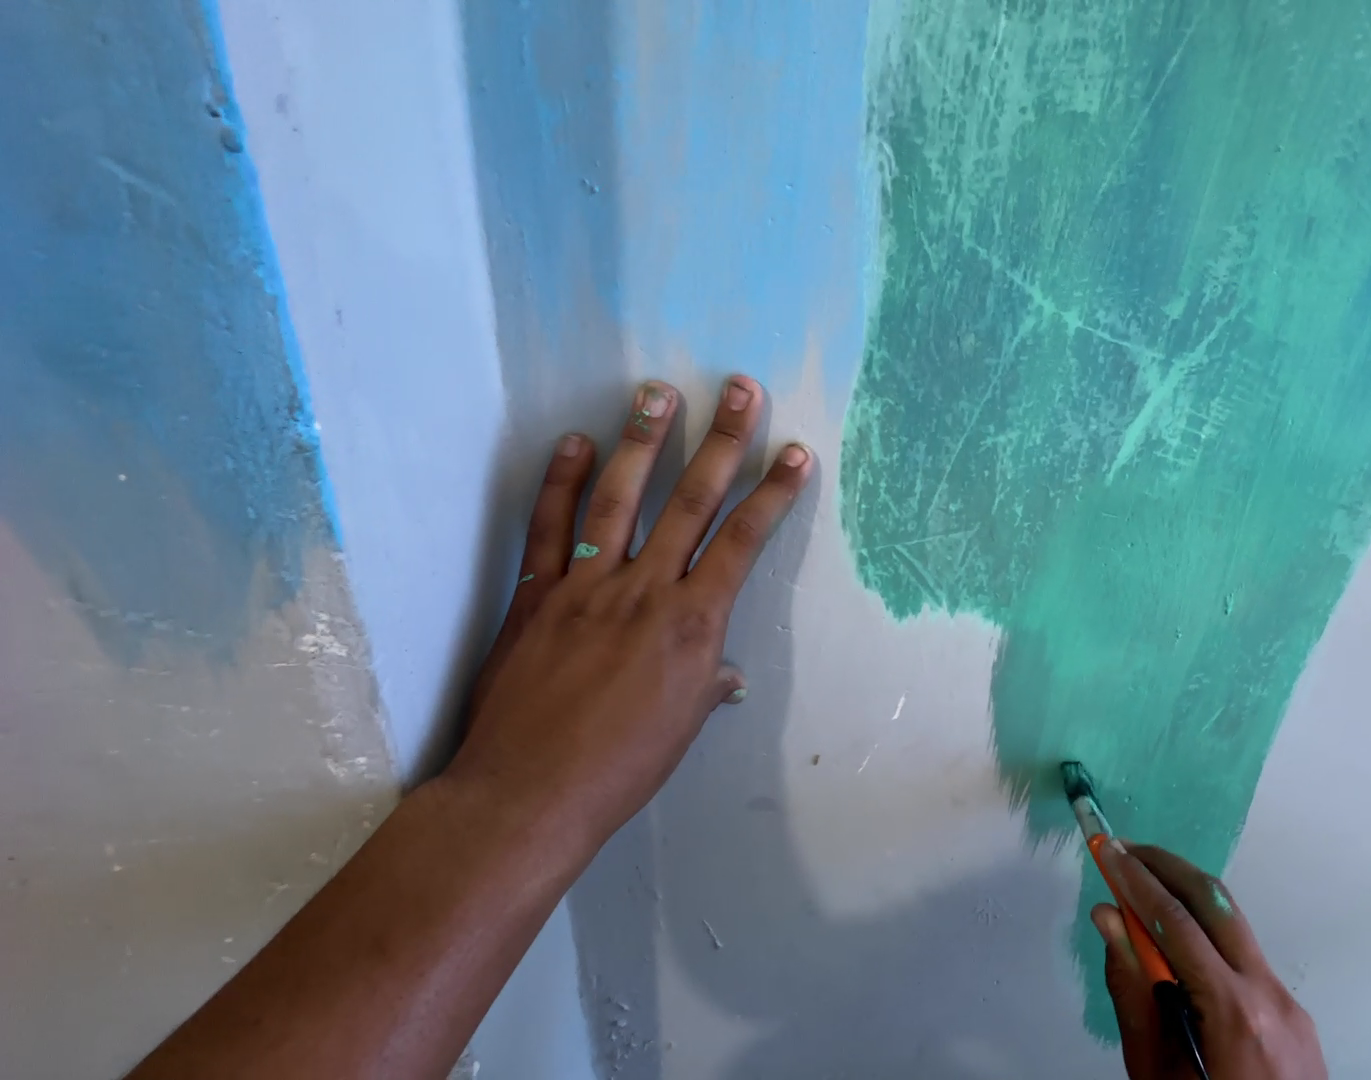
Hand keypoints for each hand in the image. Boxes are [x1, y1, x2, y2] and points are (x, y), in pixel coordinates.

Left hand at [444, 375, 813, 847]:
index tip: (794, 452)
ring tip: (656, 392)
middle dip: (722, 442)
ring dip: (642, 442)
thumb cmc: (623, 767)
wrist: (530, 795)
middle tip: (739, 390)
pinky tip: (573, 442)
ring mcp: (586, 586)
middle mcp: (646, 591)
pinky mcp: (535, 594)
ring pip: (620, 499)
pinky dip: (559, 482)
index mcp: (694, 624)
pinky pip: (549, 528)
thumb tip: (725, 670)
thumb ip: (708, 681)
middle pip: (691, 503)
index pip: (742, 542)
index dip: (772, 493)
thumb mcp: (684, 724)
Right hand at [1094, 844, 1327, 1079]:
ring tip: (1143, 881)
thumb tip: (1108, 917)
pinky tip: (1176, 939)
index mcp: (1234, 1013)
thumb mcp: (1153, 1069)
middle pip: (1216, 902)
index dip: (1137, 880)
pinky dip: (1207, 931)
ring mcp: (1290, 1001)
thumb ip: (1132, 990)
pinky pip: (1244, 954)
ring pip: (1234, 923)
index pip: (1177, 922)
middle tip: (1126, 850)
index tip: (1108, 849)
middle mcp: (1270, 994)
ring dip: (1187, 893)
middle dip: (1167, 865)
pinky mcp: (1294, 1012)